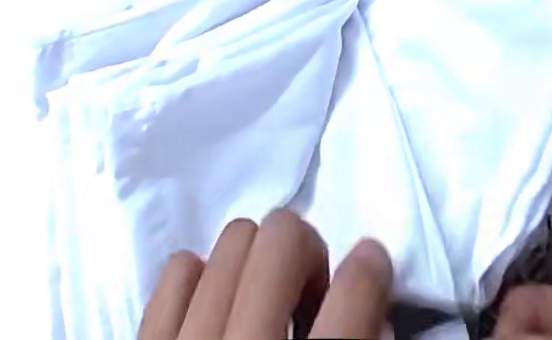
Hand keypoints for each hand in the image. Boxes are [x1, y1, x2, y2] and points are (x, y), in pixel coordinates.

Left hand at [138, 210, 393, 339]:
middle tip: (313, 290)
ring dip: (257, 261)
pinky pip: (177, 272)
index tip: (373, 260)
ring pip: (231, 241)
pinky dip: (202, 281)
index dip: (372, 270)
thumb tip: (374, 312)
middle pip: (280, 240)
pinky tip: (217, 310)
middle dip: (307, 251)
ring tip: (264, 299)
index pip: (353, 299)